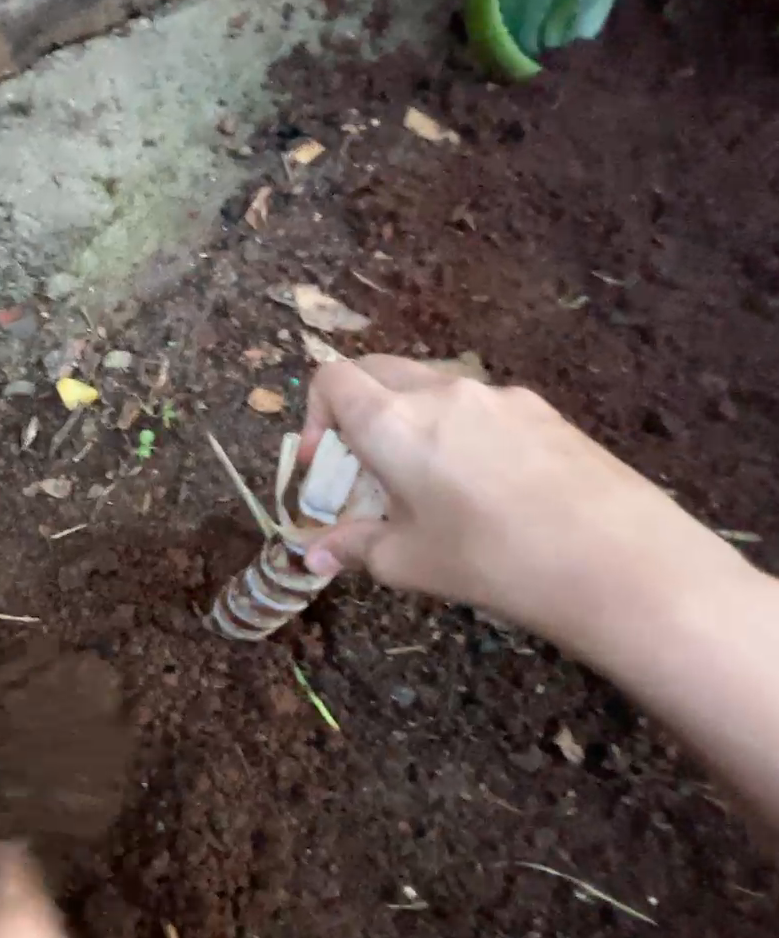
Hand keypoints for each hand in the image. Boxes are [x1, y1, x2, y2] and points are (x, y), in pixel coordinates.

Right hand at [298, 356, 742, 645]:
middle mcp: (441, 394)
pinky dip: (455, 430)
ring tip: (421, 479)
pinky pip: (477, 407)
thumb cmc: (489, 559)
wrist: (626, 565)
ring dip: (405, 419)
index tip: (322, 464)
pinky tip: (481, 485)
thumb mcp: (403, 561)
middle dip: (352, 409)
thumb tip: (313, 557)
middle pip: (375, 371)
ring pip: (428, 387)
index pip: (330, 379)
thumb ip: (350, 548)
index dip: (312, 416)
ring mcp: (499, 398)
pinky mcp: (545, 413)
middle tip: (359, 463)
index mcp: (391, 422)